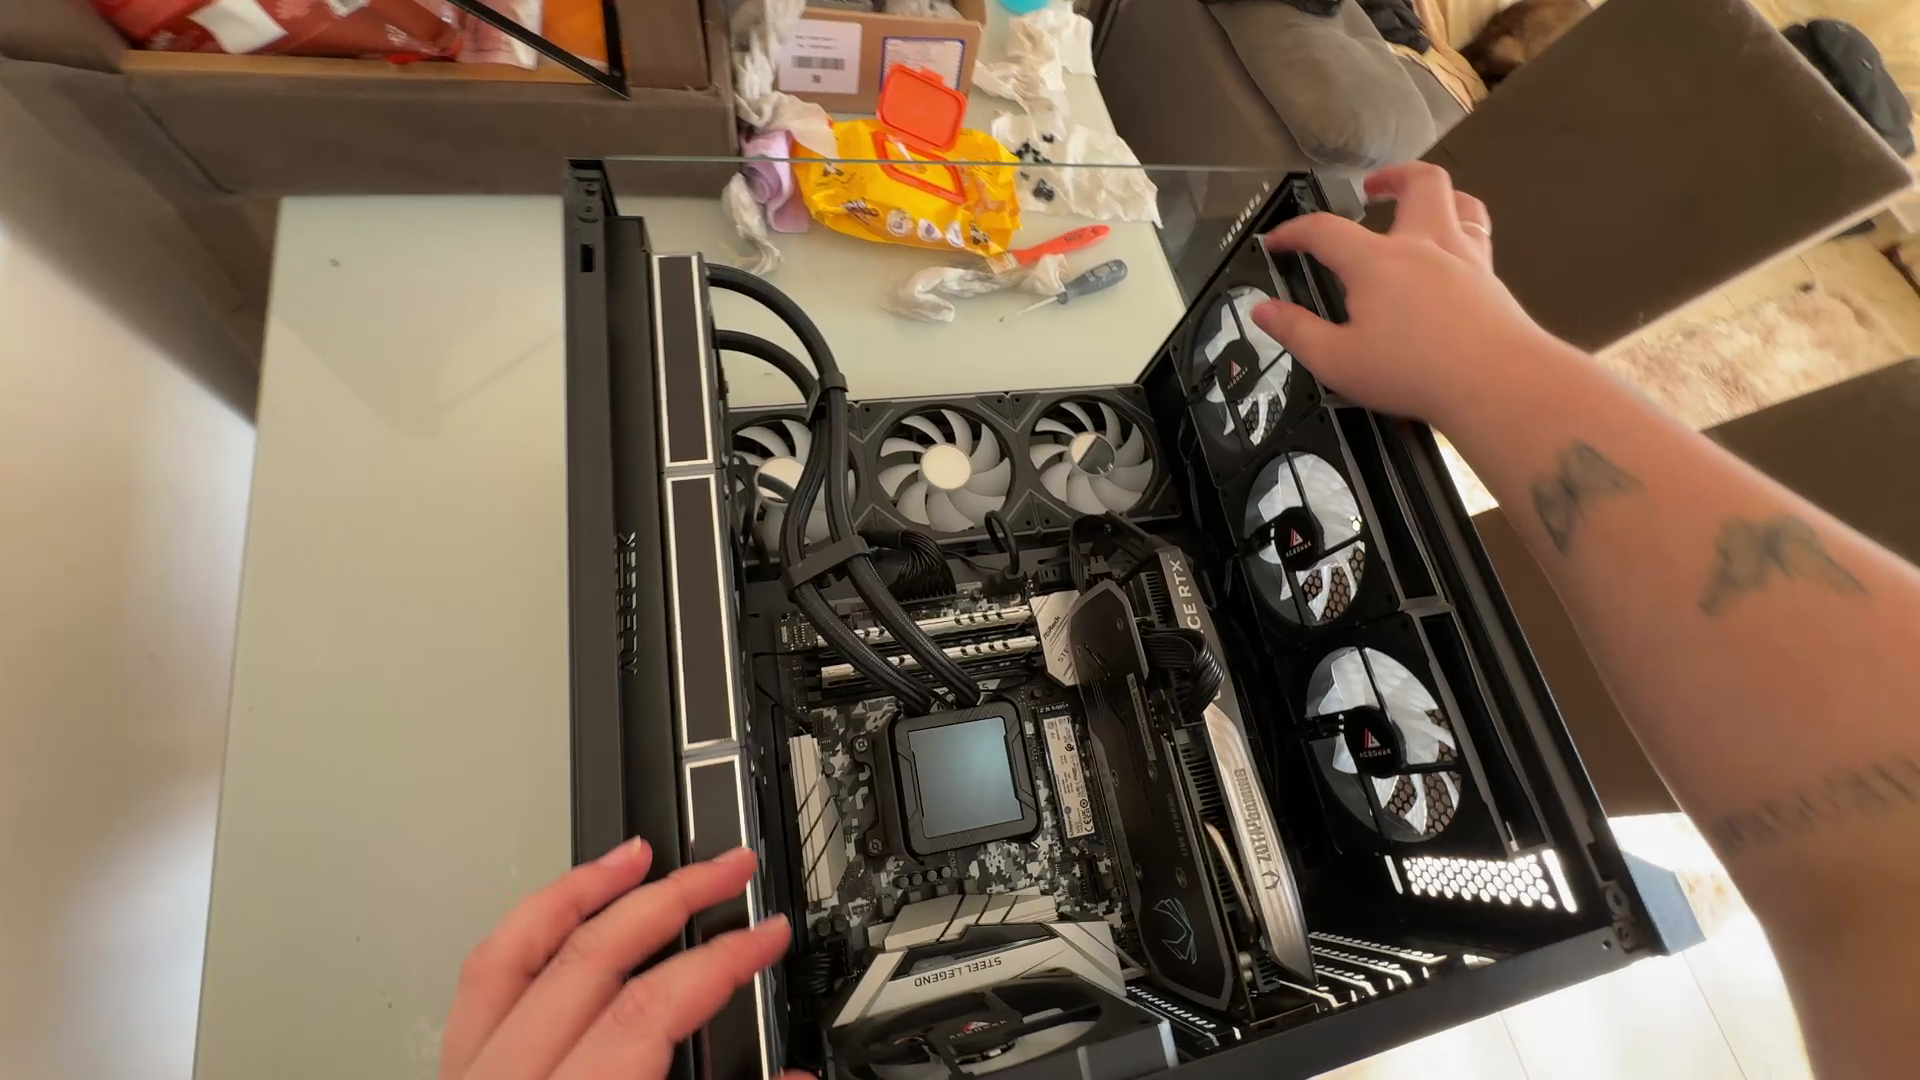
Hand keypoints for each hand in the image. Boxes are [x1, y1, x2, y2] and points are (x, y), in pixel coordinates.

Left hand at [441, 841, 804, 1079]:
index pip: (648, 1015)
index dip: (722, 962)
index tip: (768, 938)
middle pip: (588, 963)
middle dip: (674, 899)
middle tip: (730, 870)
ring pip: (511, 958)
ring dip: (583, 891)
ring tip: (640, 855)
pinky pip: (482, 986)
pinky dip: (532, 930)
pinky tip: (571, 908)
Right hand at [1251, 162, 1555, 427]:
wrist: (1494, 382)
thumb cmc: (1409, 372)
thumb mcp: (1334, 360)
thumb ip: (1295, 331)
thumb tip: (1263, 310)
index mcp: (1377, 263)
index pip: (1325, 231)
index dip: (1294, 232)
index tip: (1276, 241)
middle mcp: (1424, 244)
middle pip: (1417, 183)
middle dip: (1390, 177)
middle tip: (1370, 189)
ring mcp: (1466, 256)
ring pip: (1458, 198)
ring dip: (1432, 194)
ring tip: (1414, 205)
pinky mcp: (1490, 277)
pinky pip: (1478, 230)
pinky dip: (1459, 224)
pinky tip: (1449, 245)